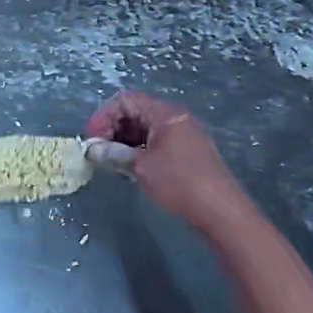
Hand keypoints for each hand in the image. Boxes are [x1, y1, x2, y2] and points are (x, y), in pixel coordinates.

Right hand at [85, 91, 247, 227]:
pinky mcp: (187, 154)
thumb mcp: (140, 167)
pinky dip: (138, 151)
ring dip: (123, 141)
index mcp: (165, 114)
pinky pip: (155, 143)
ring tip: (110, 162)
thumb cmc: (179, 182)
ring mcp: (183, 136)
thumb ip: (112, 153)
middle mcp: (175, 119)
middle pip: (135, 112)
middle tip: (98, 151)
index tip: (91, 138)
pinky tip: (130, 169)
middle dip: (112, 128)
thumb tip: (92, 149)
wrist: (221, 212)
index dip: (104, 115)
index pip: (126, 100)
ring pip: (144, 129)